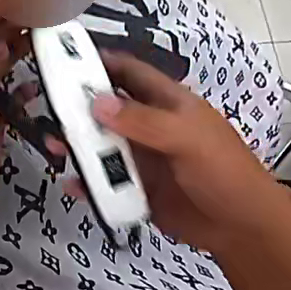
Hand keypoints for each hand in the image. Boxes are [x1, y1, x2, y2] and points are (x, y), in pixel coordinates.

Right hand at [66, 51, 290, 254]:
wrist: (241, 228)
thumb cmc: (224, 172)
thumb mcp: (186, 138)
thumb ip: (143, 121)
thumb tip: (98, 103)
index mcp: (169, 104)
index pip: (130, 74)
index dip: (102, 64)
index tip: (67, 61)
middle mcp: (151, 128)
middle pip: (108, 111)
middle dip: (79, 109)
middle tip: (49, 110)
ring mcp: (143, 160)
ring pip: (102, 147)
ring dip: (78, 146)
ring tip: (54, 147)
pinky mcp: (137, 189)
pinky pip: (105, 182)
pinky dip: (87, 182)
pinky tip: (73, 184)